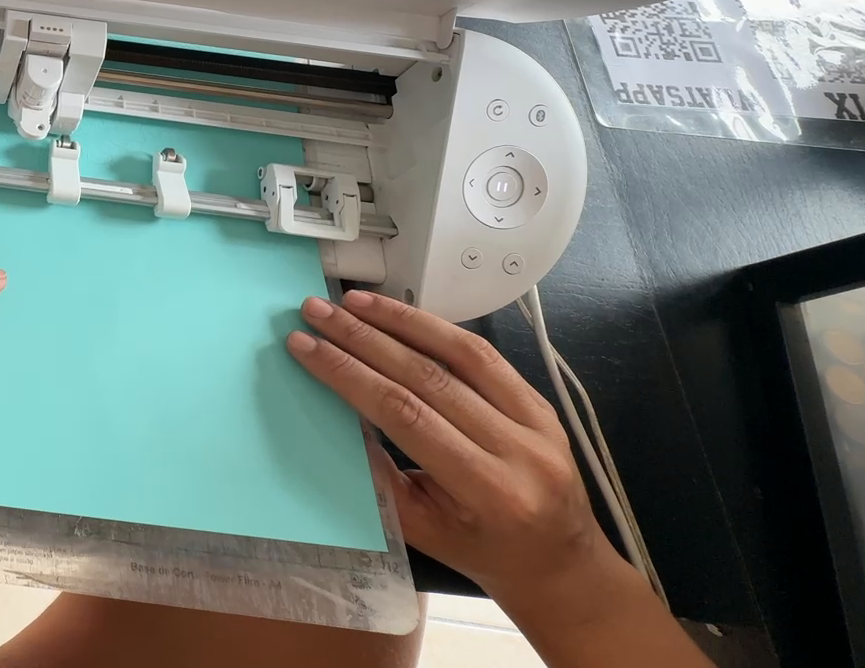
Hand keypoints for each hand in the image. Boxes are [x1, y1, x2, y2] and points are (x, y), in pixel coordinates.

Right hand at [283, 290, 615, 605]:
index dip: (348, 373)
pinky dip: (435, 327)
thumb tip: (331, 404)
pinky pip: (483, 355)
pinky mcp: (542, 403)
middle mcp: (520, 452)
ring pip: (460, 354)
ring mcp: (538, 423)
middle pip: (426, 377)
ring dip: (398, 320)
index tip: (304, 345)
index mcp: (488, 491)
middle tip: (316, 311)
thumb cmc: (475, 549)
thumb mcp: (415, 524)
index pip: (404, 414)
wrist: (560, 565)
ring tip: (352, 300)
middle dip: (361, 338)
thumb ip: (375, 468)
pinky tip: (397, 313)